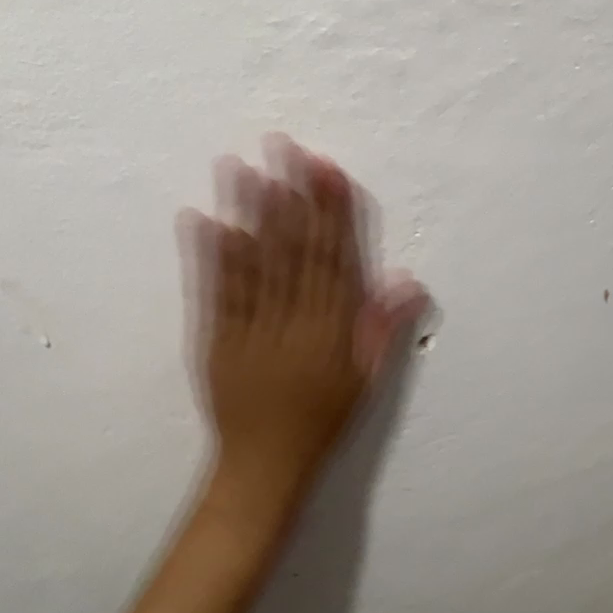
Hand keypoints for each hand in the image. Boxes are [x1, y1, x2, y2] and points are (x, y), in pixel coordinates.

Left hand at [180, 133, 429, 498]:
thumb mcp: (366, 381)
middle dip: (288, 193)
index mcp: (332, 328)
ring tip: (239, 166)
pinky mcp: (216, 338)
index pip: (334, 257)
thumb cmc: (321, 422)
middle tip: (281, 146)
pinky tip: (202, 219)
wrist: (263, 467)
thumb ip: (384, 329)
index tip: (325, 168)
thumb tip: (410, 281)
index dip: (330, 210)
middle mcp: (293, 320)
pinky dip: (208, 255)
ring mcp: (251, 327)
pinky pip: (215, 292)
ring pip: (252, 261)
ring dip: (245, 212)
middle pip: (293, 248)